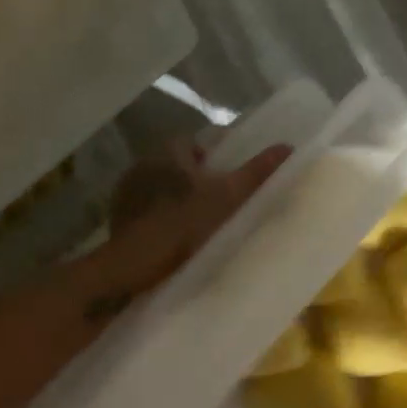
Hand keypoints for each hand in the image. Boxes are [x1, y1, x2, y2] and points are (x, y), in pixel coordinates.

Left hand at [77, 142, 291, 316]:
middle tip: (220, 205)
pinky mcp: (119, 215)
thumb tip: (287, 147)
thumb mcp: (228, 198)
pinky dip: (160, 219)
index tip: (231, 179)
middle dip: (196, 181)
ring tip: (200, 225)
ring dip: (177, 200)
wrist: (136, 264)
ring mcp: (127, 189)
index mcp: (169, 151)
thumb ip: (256, 173)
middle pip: (178, 166)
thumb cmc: (185, 223)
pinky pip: (146, 210)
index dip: (215, 158)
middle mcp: (144, 162)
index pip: (196, 143)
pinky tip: (174, 239)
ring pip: (161, 188)